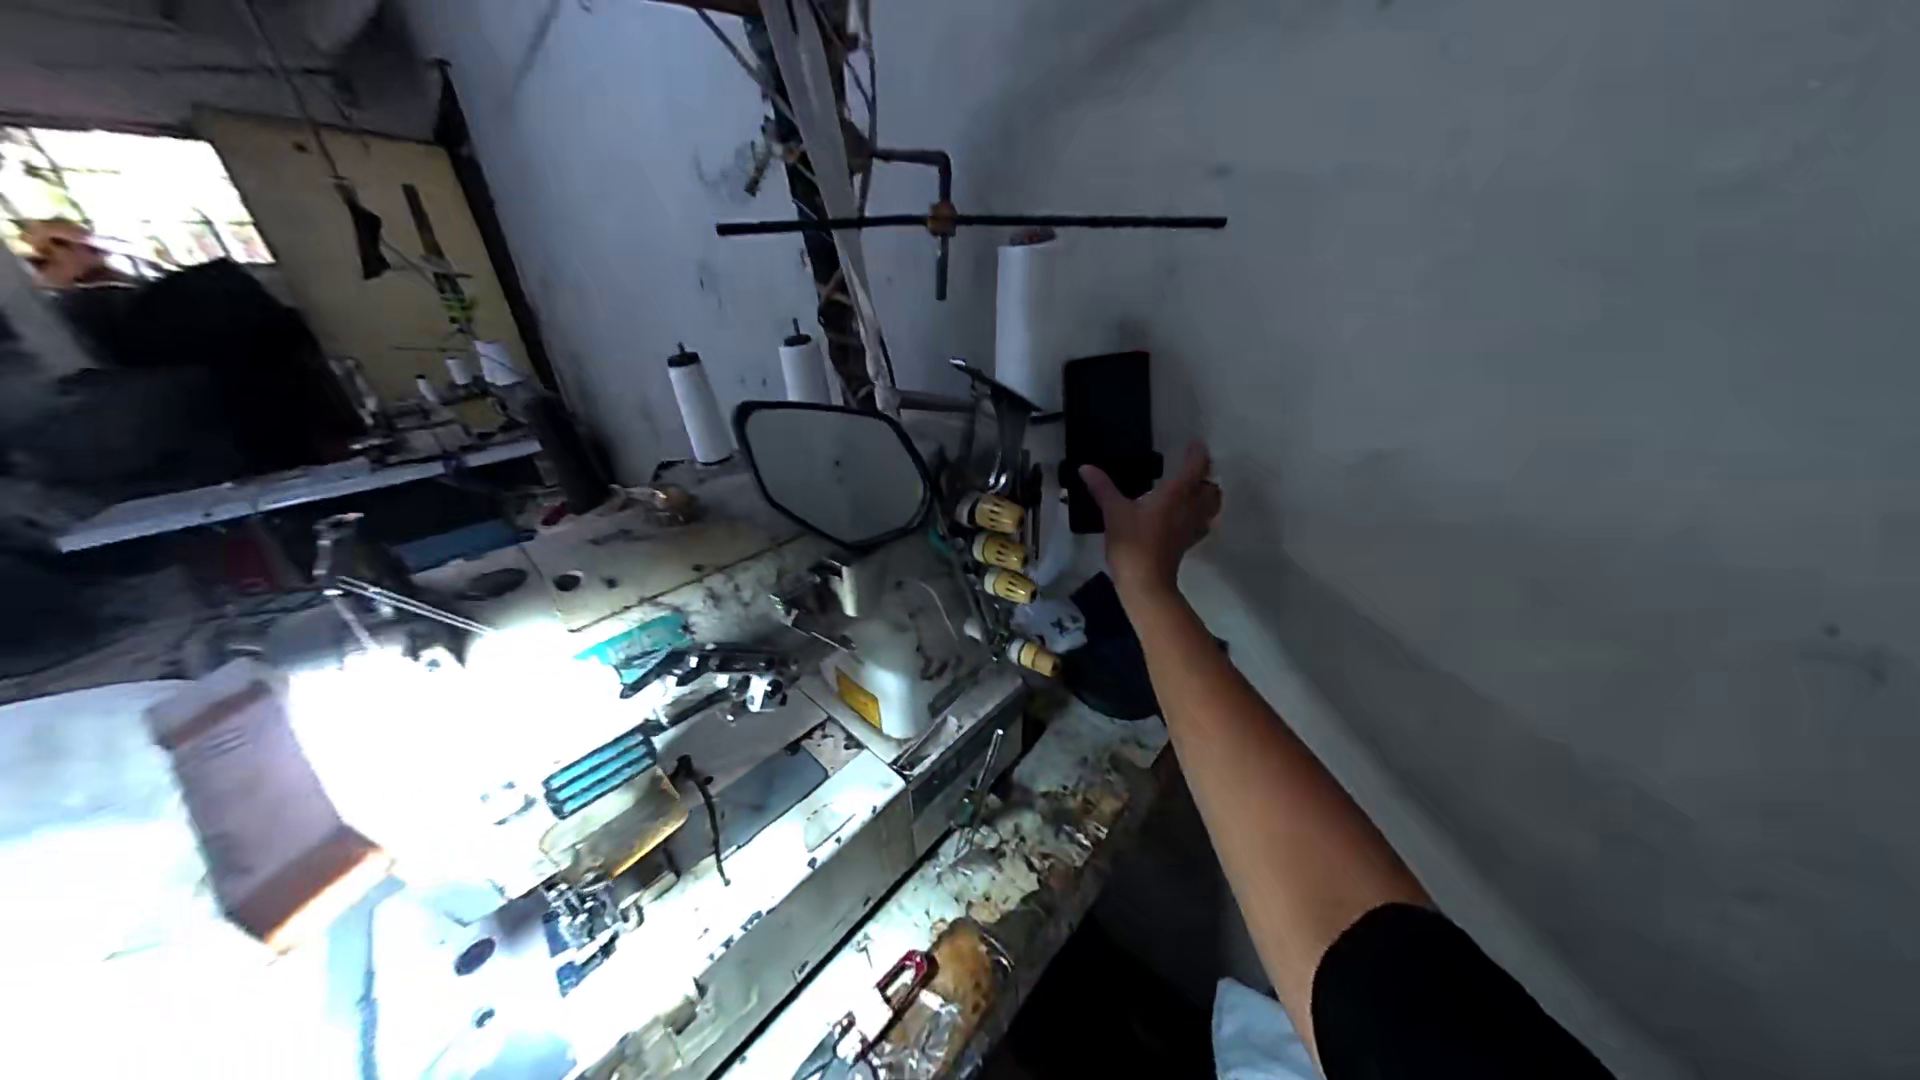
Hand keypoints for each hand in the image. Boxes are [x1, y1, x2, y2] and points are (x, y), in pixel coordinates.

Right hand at [1081, 443, 1222, 598]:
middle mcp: (1191, 507)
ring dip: (1207, 496)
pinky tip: (1184, 517)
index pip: (1196, 467)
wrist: (1145, 582)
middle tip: (1193, 469)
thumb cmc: (1132, 542)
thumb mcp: (1113, 511)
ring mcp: (1193, 527)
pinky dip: (1199, 515)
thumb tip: (1085, 467)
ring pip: (1211, 506)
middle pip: (1211, 487)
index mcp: (1177, 493)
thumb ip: (1102, 487)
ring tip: (1192, 491)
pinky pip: (1202, 523)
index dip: (1198, 454)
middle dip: (1206, 476)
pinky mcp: (1188, 543)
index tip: (1194, 444)